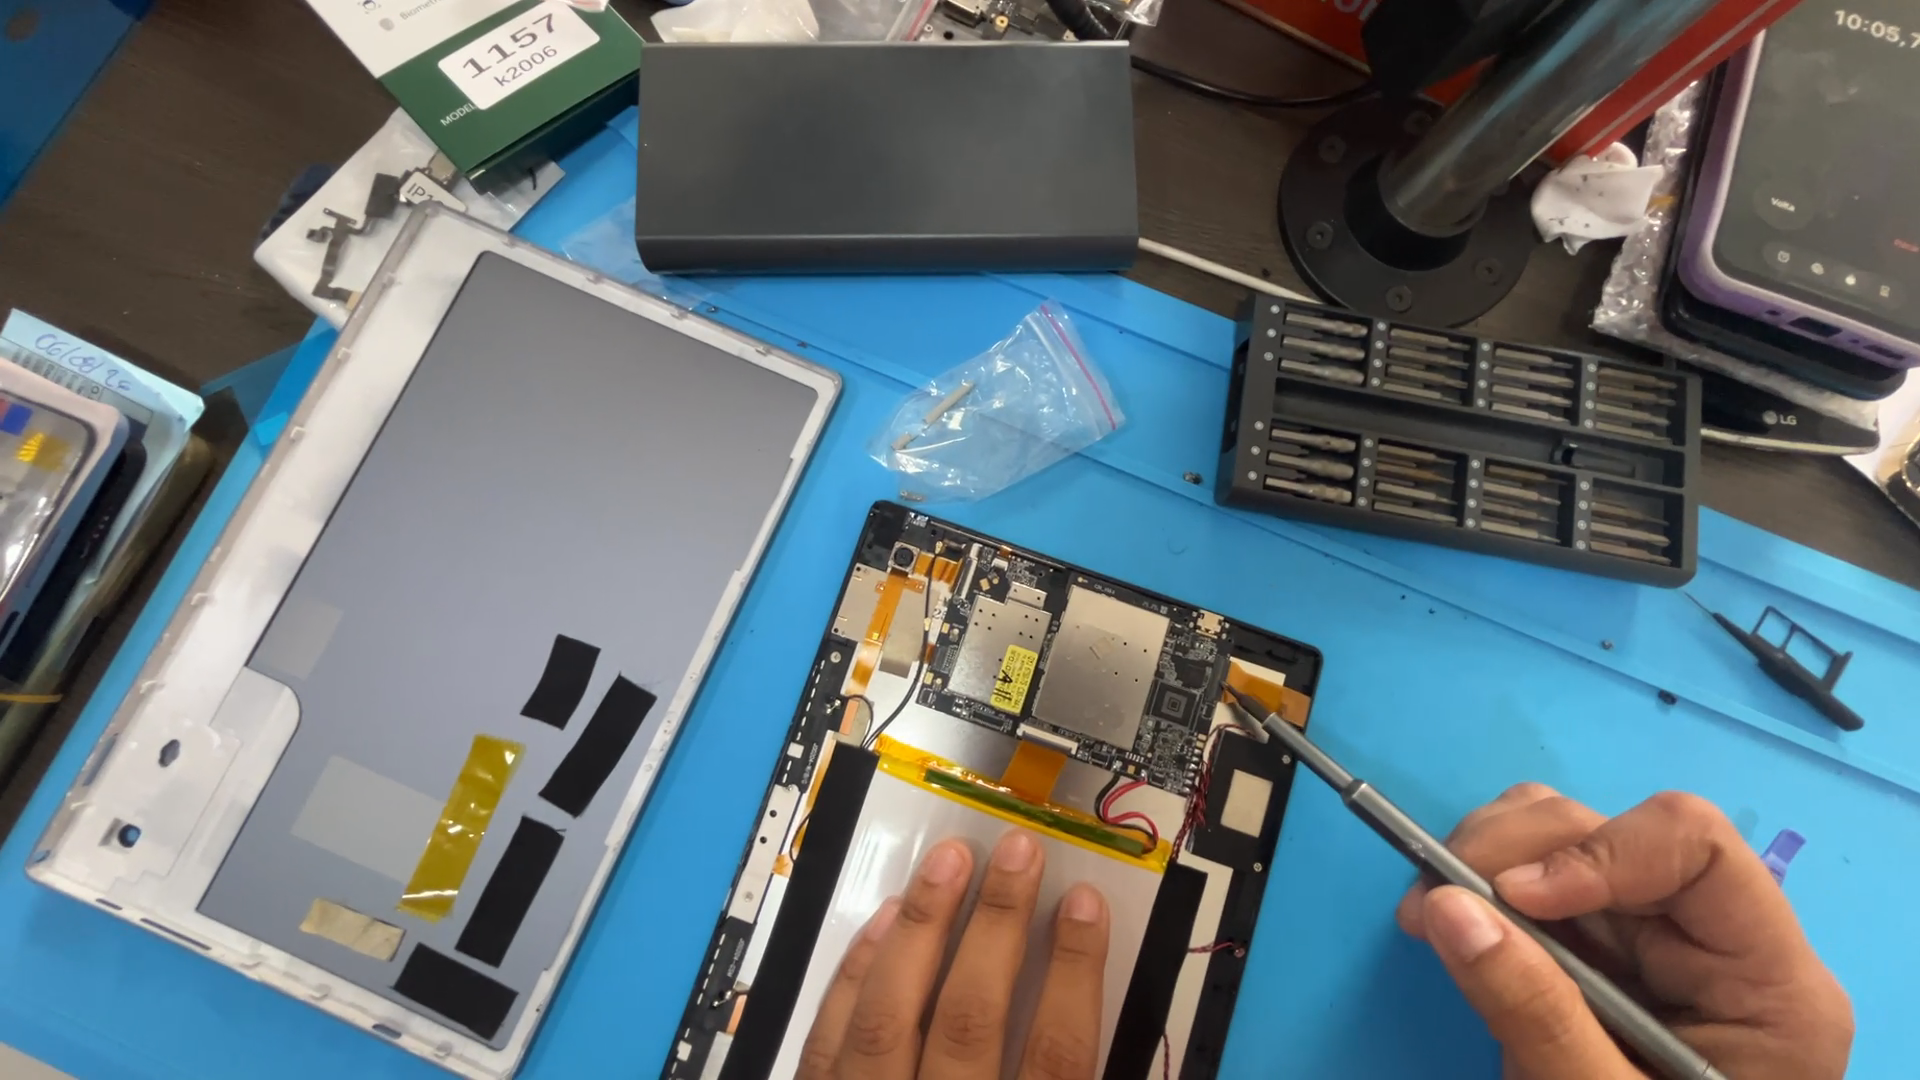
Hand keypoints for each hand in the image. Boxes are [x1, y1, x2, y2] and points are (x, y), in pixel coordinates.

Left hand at [800, 830, 1111, 1079]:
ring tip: (948, 859)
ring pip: (887, 1019)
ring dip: (923, 928)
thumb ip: (1067, 1075)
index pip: (1056, 1059)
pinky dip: (854, 975)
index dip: (1075, 972)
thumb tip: (1077, 992)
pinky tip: (884, 920)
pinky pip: (828, 1042)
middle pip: (970, 1022)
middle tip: (1017, 851)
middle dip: (997, 926)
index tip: (1085, 903)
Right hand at [1397, 785, 1851, 1079]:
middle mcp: (1699, 930)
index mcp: (1759, 977)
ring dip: (1476, 855)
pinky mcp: (1578, 929)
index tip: (1514, 897)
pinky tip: (1446, 919)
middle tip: (1432, 906)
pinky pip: (1515, 860)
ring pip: (1548, 828)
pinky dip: (1466, 872)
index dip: (1598, 850)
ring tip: (1431, 913)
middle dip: (1501, 852)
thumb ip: (1537, 1015)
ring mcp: (1635, 925)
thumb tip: (1446, 905)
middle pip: (1596, 827)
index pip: (1694, 846)